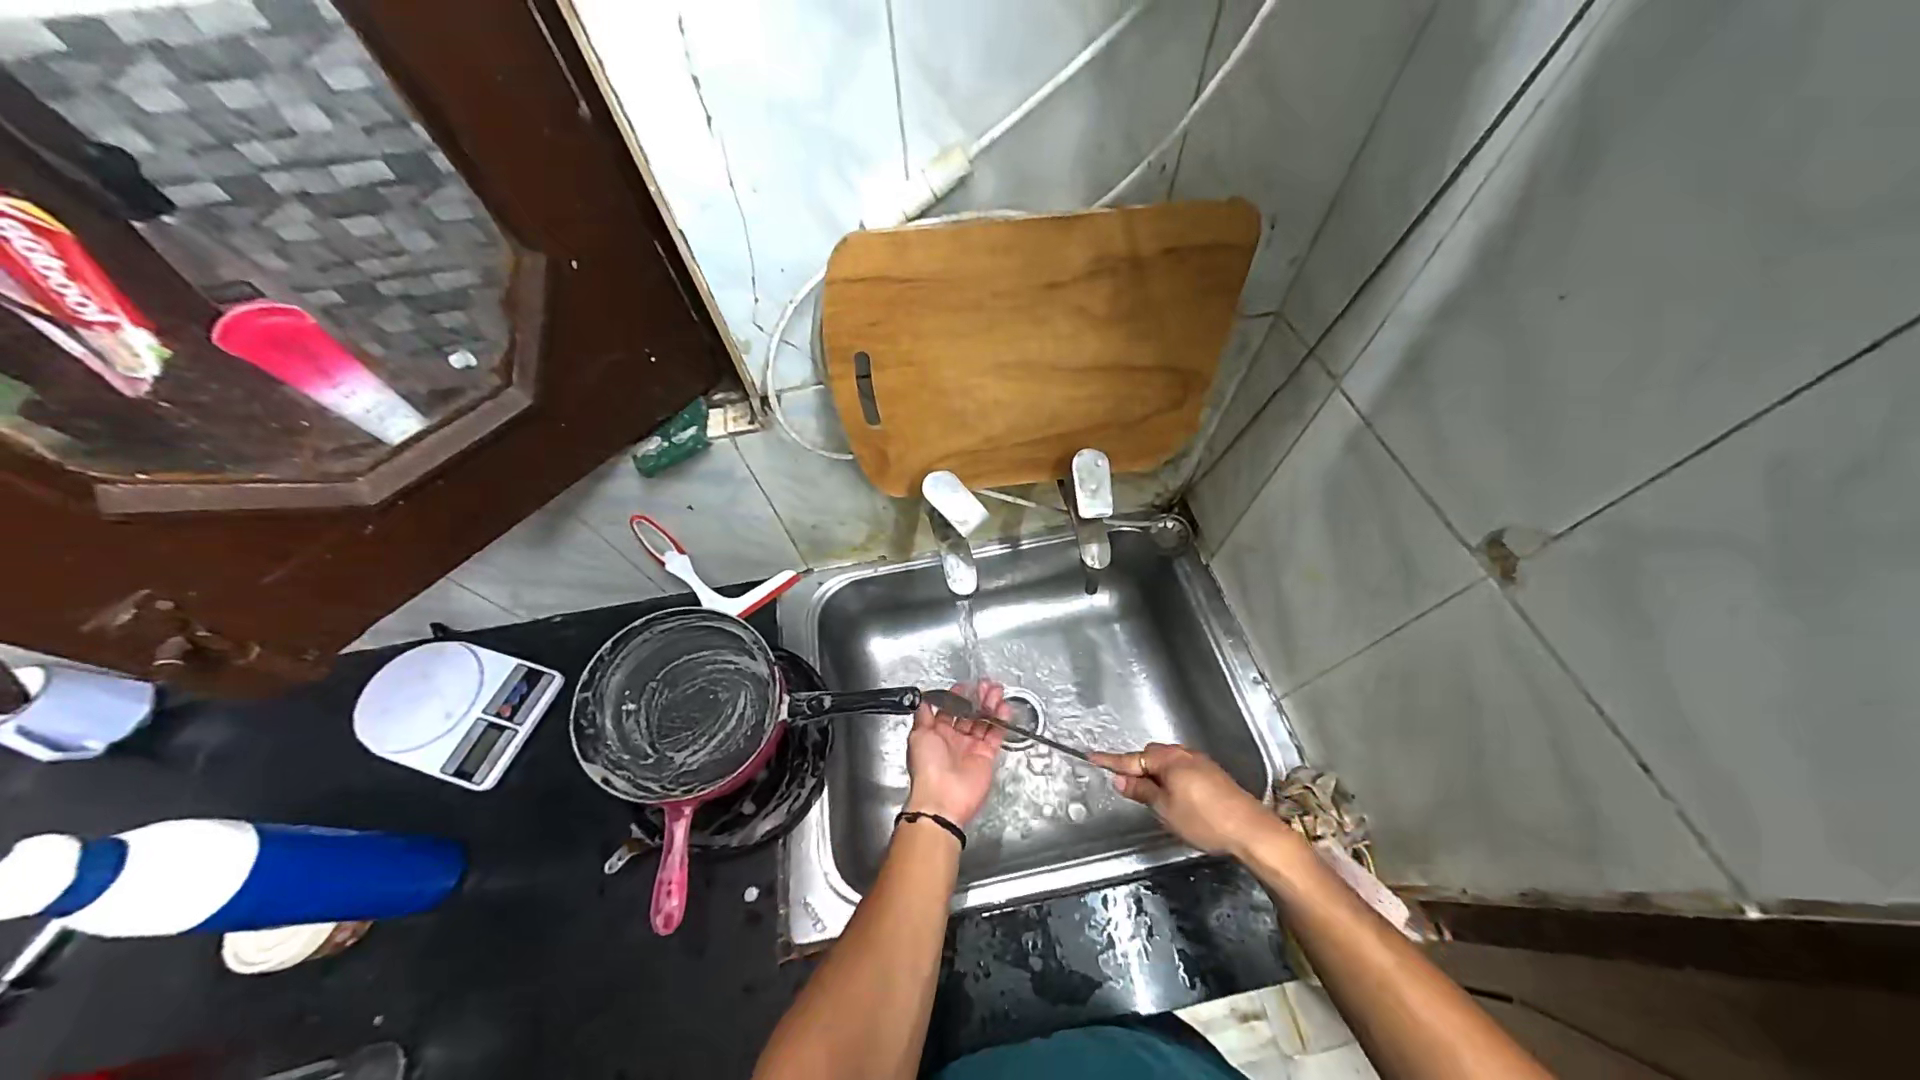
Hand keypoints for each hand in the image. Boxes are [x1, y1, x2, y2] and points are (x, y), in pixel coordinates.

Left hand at [903, 679, 1006, 825]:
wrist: (943, 797)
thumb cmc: (927, 768)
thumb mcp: (918, 735)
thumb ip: (923, 716)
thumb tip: (921, 700)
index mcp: (936, 734)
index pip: (949, 710)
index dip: (957, 697)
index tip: (965, 686)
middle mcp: (954, 740)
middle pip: (969, 714)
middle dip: (977, 698)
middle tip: (986, 685)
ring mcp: (971, 748)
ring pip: (983, 721)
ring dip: (990, 705)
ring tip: (997, 691)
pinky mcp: (986, 756)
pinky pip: (995, 734)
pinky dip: (1000, 721)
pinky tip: (1003, 708)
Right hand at [1090, 742, 1272, 855]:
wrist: (1252, 831)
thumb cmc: (1204, 820)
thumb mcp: (1165, 809)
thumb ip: (1141, 791)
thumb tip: (1121, 779)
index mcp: (1169, 760)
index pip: (1132, 759)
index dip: (1111, 761)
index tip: (1092, 757)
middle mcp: (1185, 755)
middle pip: (1151, 756)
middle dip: (1138, 767)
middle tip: (1129, 787)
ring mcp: (1201, 763)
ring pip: (1169, 763)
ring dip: (1156, 774)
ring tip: (1153, 797)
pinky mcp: (1213, 775)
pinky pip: (1183, 769)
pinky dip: (1172, 778)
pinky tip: (1176, 797)